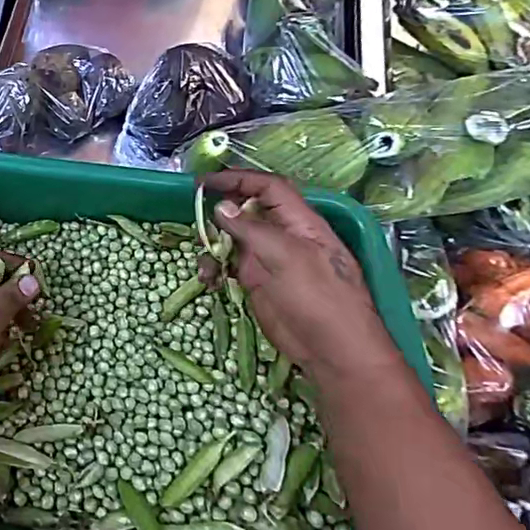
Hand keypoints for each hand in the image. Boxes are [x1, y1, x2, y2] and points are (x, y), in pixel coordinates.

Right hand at [202, 170, 399, 375]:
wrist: (334, 351)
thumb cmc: (320, 299)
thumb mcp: (287, 258)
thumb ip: (251, 229)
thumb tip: (220, 206)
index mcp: (300, 223)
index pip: (268, 187)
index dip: (238, 179)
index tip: (204, 182)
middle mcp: (283, 236)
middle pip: (245, 211)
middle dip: (219, 214)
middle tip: (196, 222)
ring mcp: (269, 260)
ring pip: (232, 239)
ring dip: (212, 247)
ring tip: (206, 266)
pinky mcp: (257, 283)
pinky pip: (228, 265)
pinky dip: (215, 269)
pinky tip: (209, 282)